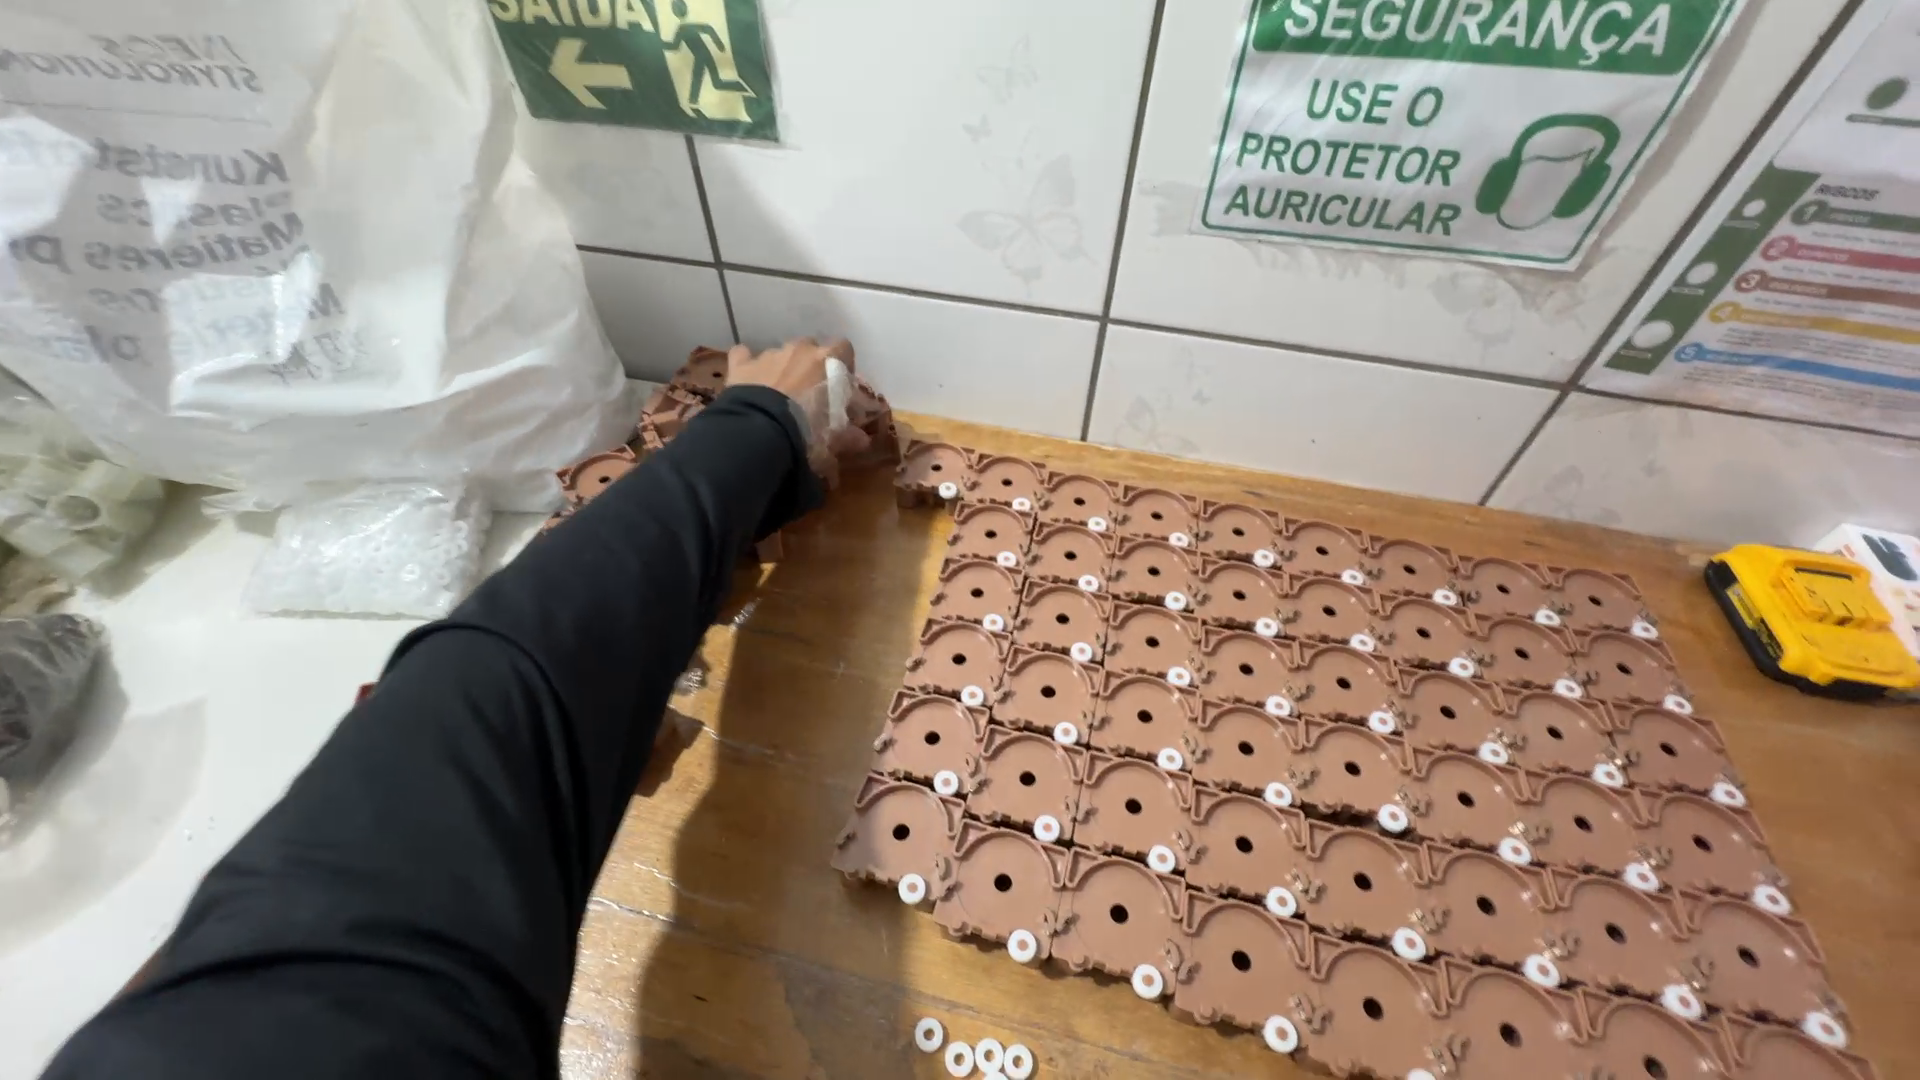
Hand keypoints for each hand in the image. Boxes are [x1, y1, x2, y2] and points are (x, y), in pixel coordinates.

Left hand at [726, 338, 874, 479]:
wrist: (762, 430)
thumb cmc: (808, 428)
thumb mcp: (834, 437)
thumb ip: (849, 435)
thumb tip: (863, 440)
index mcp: (827, 359)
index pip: (843, 348)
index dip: (843, 364)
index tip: (840, 383)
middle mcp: (799, 349)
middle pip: (810, 348)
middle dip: (810, 365)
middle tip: (809, 391)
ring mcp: (769, 354)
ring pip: (780, 354)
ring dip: (782, 369)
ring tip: (779, 395)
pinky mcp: (742, 364)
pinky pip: (744, 356)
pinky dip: (748, 365)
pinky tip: (749, 381)